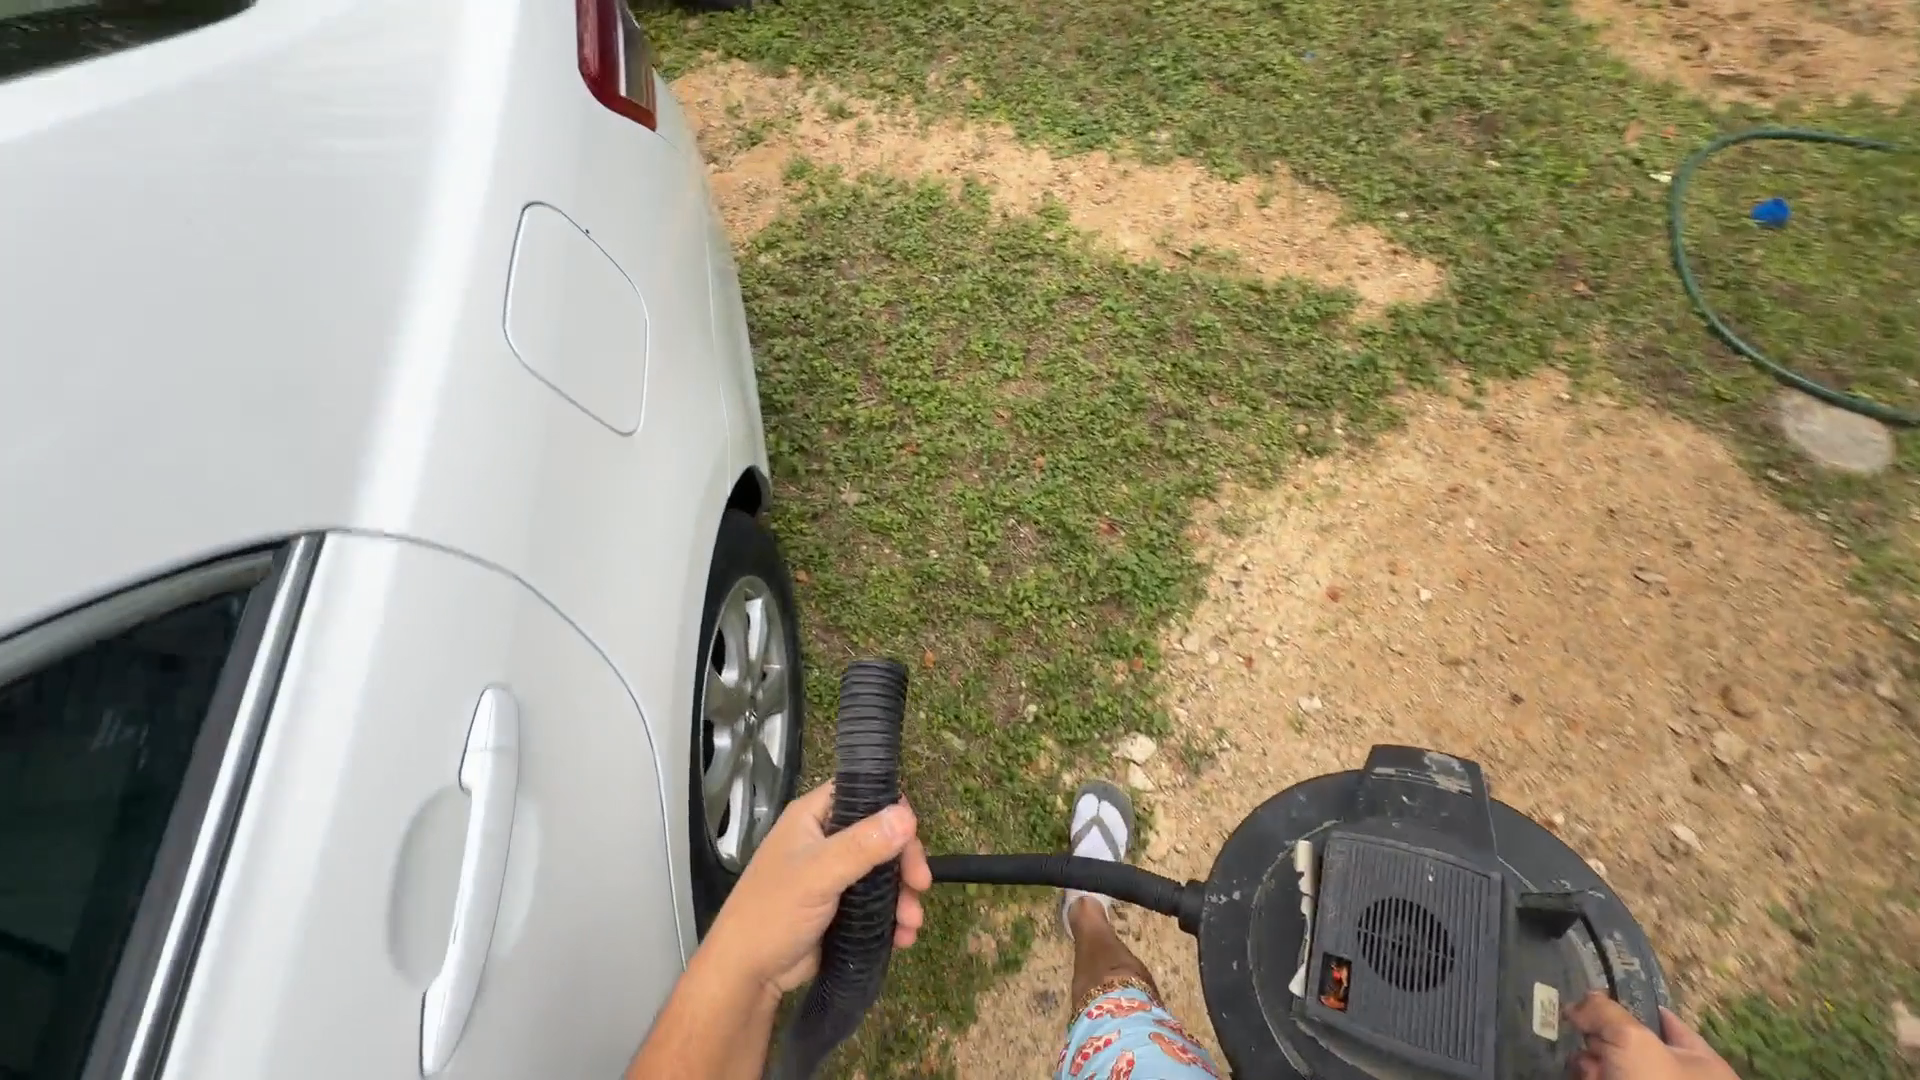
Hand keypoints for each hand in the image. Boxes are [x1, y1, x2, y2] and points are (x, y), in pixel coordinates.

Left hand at [701, 784, 933, 1000]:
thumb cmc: (772, 912)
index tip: (911, 835)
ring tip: (911, 923)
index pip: (862, 793)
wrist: (746, 976)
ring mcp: (834, 874)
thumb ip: (862, 845)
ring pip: (883, 871)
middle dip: (904, 861)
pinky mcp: (841, 907)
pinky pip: (877, 902)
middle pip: (880, 835)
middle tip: (920, 885)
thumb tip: (907, 817)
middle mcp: (825, 839)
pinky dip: (893, 916)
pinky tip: (903, 937)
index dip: (891, 808)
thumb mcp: (817, 874)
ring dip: (902, 895)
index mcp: (813, 817)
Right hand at [1568, 993, 1740, 1079]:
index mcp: (1703, 1062)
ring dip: (1591, 1062)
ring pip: (1608, 1062)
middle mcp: (1679, 1078)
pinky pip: (1600, 1078)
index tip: (1594, 1000)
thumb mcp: (1630, 1037)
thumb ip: (1602, 1009)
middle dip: (1600, 1040)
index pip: (1663, 1018)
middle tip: (1594, 1045)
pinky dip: (1589, 1077)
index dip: (1627, 1004)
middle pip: (1625, 1039)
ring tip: (1593, 1073)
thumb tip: (1580, 1006)